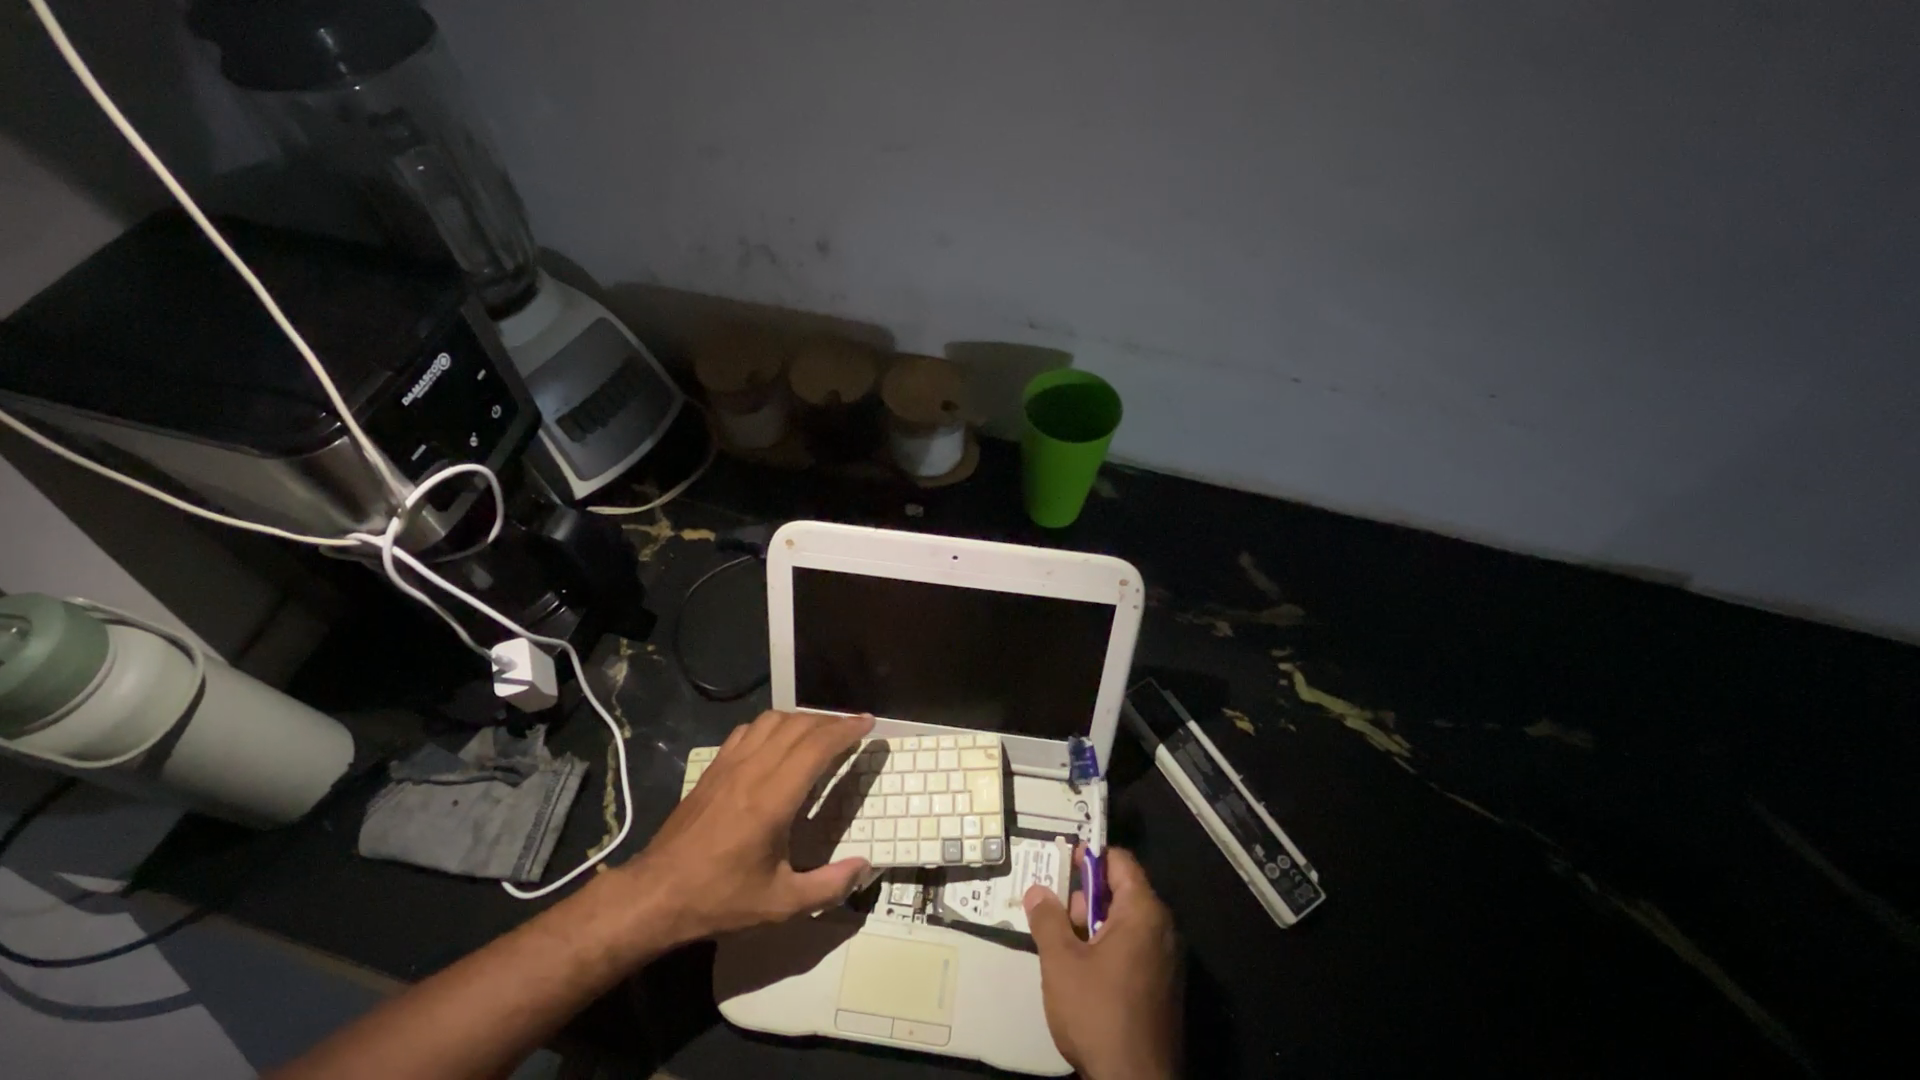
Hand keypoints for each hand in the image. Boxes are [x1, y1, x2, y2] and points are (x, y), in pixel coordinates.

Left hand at [612, 709, 874, 945]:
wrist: (655, 896)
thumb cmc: (720, 899)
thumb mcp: (781, 904)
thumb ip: (828, 886)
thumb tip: (864, 867)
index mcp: (773, 799)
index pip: (816, 746)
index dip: (845, 730)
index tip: (867, 723)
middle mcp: (751, 772)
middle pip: (797, 726)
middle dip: (829, 721)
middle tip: (852, 729)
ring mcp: (727, 767)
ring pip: (770, 721)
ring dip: (800, 719)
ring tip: (820, 732)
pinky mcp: (711, 771)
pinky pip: (746, 732)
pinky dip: (770, 727)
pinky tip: (777, 743)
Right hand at [1024, 847, 1181, 1079]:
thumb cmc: (1098, 1013)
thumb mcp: (1061, 962)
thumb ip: (1047, 920)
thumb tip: (1037, 890)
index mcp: (1144, 913)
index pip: (1121, 862)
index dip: (1091, 857)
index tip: (1063, 861)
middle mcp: (1162, 929)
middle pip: (1123, 893)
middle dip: (1086, 899)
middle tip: (1055, 916)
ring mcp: (1166, 961)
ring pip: (1126, 925)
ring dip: (1093, 928)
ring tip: (1062, 949)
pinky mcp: (1163, 988)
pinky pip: (1134, 950)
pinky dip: (1108, 950)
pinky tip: (1083, 974)